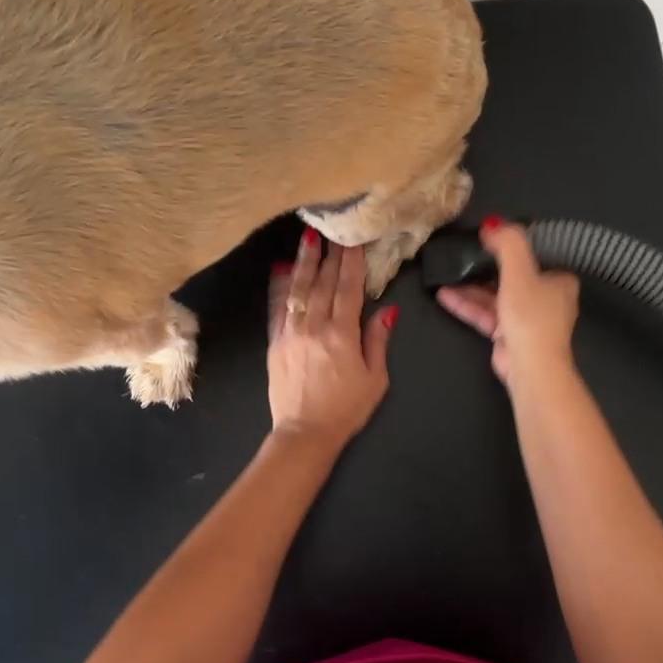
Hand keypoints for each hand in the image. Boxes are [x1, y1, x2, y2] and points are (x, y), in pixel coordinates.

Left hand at [266, 230, 395, 449]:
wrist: (304, 433)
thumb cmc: (346, 410)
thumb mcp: (375, 379)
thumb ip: (377, 342)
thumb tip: (387, 311)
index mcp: (342, 335)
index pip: (348, 289)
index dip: (351, 262)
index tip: (353, 239)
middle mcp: (314, 326)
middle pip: (322, 283)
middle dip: (328, 255)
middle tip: (330, 229)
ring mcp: (290, 333)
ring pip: (298, 290)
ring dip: (304, 262)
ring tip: (307, 239)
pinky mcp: (275, 343)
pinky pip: (279, 308)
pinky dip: (282, 286)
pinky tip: (284, 270)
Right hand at [435, 218, 578, 387]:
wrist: (531, 366)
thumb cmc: (531, 315)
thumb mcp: (520, 271)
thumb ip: (508, 243)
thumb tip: (492, 223)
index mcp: (560, 280)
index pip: (534, 255)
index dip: (511, 246)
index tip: (487, 237)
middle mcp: (546, 298)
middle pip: (512, 275)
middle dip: (484, 267)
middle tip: (461, 254)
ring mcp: (526, 318)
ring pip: (496, 295)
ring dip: (471, 287)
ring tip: (445, 274)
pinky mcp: (508, 334)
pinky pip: (486, 313)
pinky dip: (468, 305)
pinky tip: (445, 295)